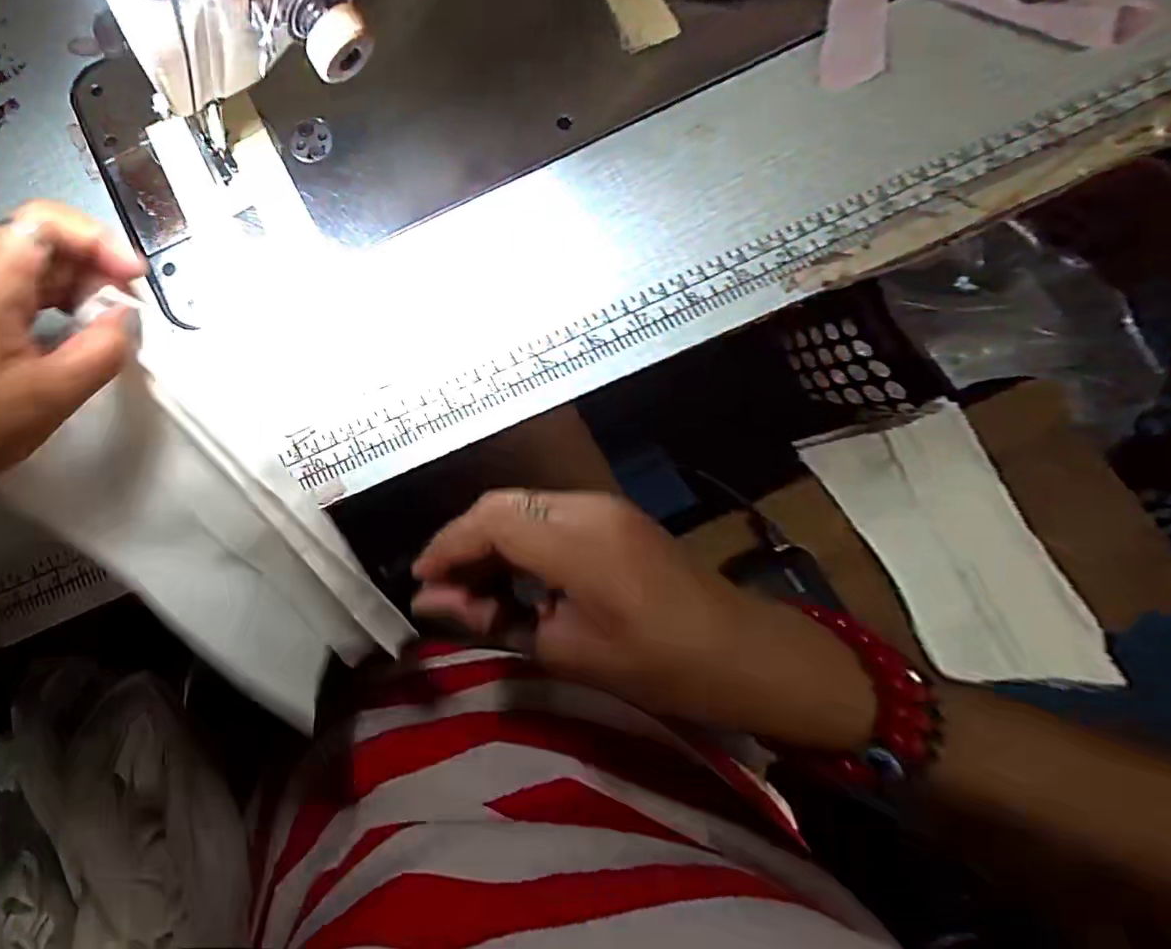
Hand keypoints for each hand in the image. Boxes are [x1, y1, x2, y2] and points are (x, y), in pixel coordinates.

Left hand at [0, 201, 146, 565]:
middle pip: (44, 240)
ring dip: (83, 284)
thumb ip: (100, 350)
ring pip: (39, 267)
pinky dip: (65, 304)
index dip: (97, 238)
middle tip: (131, 302)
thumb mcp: (50, 395)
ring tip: (114, 318)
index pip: (44, 222)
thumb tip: (127, 317)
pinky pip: (29, 295)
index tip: (133, 277)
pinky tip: (84, 332)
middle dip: (95, 262)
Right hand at [411, 489, 876, 750]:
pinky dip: (516, 537)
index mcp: (578, 542)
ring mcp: (602, 505)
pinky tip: (509, 574)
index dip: (447, 546)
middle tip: (442, 587)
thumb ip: (492, 619)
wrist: (748, 654)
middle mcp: (586, 507)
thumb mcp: (567, 652)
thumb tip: (433, 601)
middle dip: (461, 540)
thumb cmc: (661, 668)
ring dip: (487, 538)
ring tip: (470, 586)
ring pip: (519, 505)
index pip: (490, 521)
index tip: (422, 581)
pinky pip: (544, 513)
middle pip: (499, 504)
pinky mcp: (610, 513)